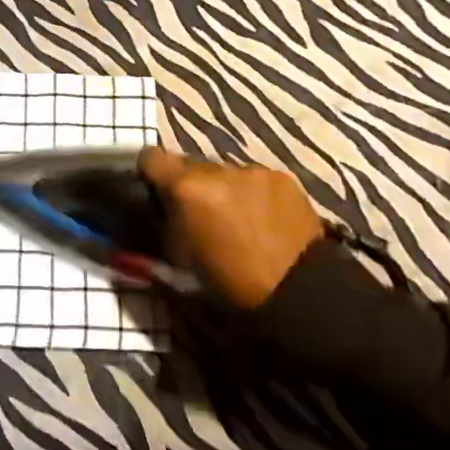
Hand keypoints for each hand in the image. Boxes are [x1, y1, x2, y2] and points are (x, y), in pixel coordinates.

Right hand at [139, 146, 323, 309]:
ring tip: (238, 221)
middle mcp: (217, 169)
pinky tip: (265, 220)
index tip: (156, 189)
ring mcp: (253, 170)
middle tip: (201, 216)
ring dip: (225, 190)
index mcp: (187, 190)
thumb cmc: (231, 287)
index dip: (151, 172)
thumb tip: (160, 216)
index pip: (152, 157)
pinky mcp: (282, 176)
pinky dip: (254, 194)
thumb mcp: (181, 265)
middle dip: (192, 187)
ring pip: (226, 173)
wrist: (299, 292)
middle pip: (192, 167)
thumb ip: (165, 229)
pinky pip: (256, 179)